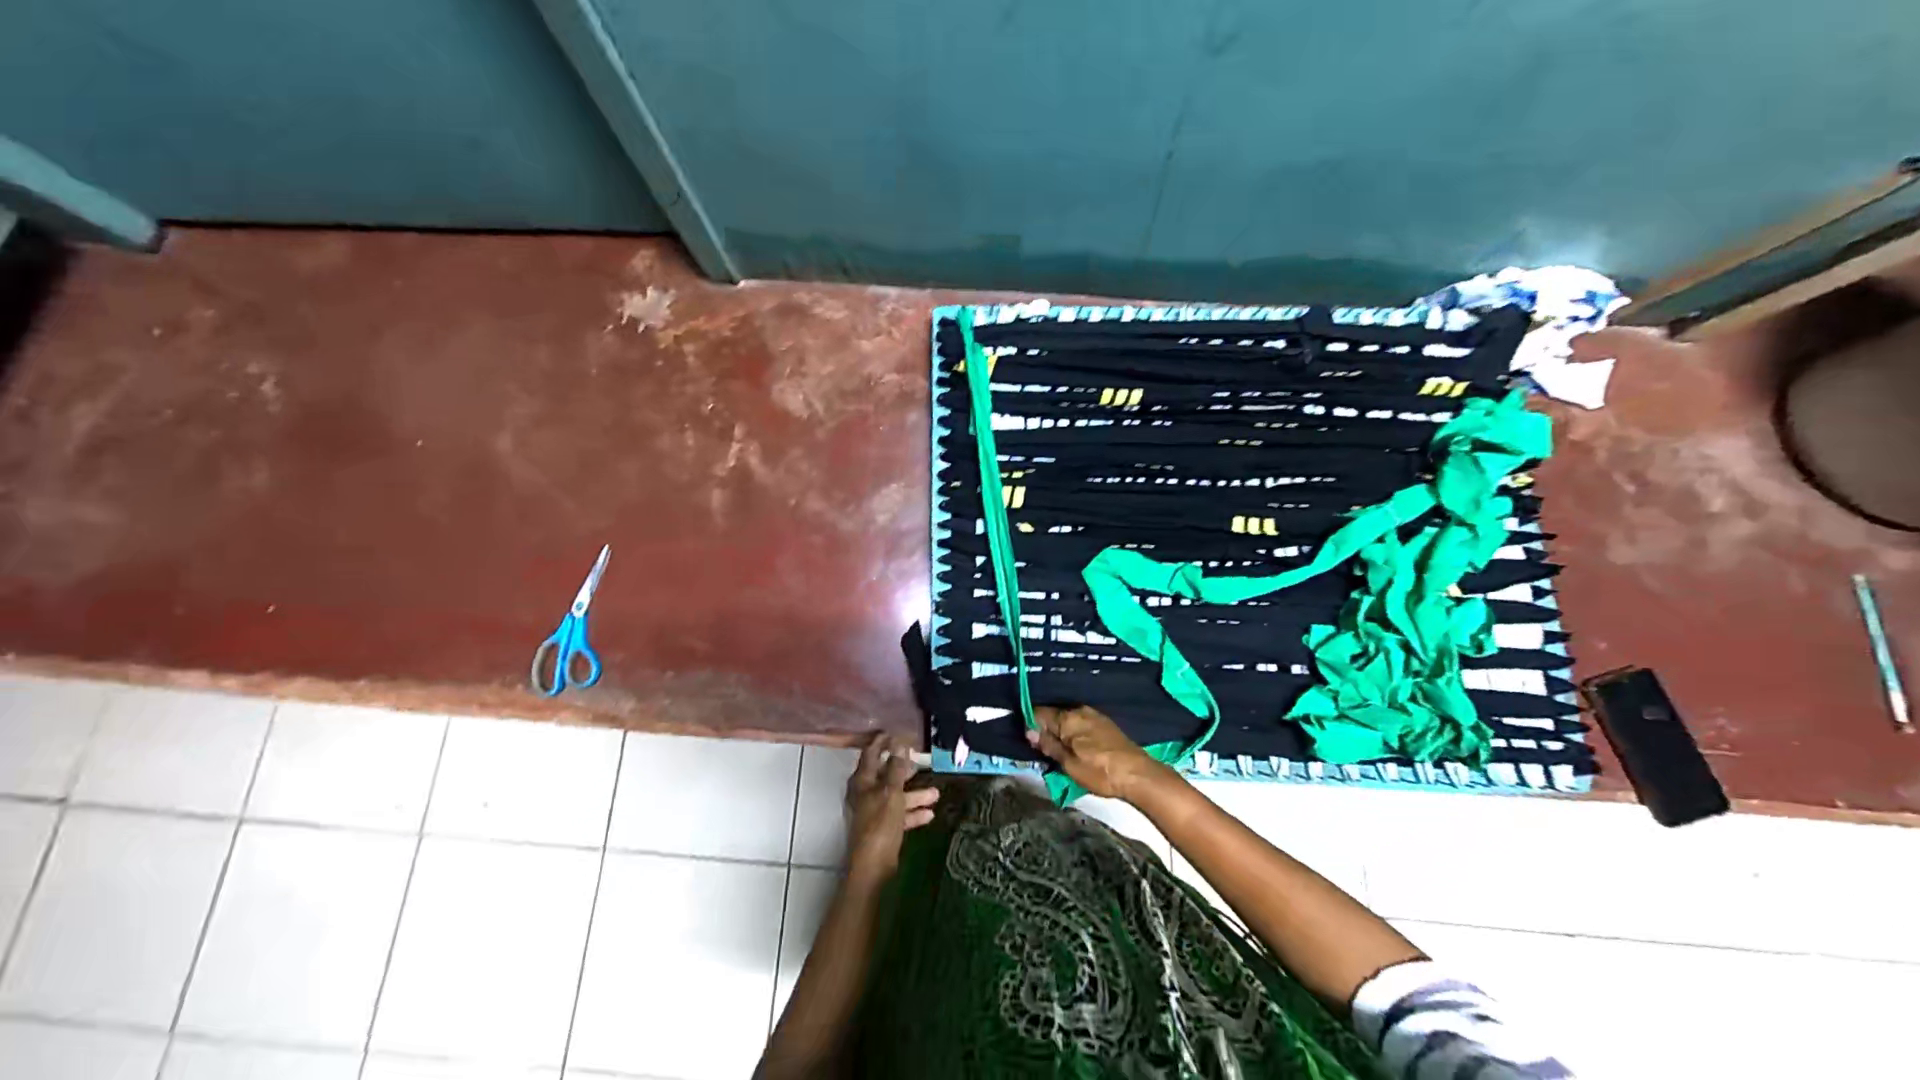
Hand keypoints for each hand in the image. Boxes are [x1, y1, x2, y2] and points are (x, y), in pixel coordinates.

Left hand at [844, 734, 938, 883]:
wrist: (874, 865)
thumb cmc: (880, 824)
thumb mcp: (891, 793)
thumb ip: (896, 769)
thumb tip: (899, 745)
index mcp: (863, 781)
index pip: (871, 754)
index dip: (882, 742)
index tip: (895, 732)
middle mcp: (866, 793)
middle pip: (886, 774)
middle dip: (905, 768)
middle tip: (921, 759)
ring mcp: (874, 811)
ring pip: (896, 796)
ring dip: (915, 794)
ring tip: (936, 793)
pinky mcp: (883, 828)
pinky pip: (900, 815)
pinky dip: (913, 813)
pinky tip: (929, 814)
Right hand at [1026, 704, 1171, 801]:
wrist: (1138, 774)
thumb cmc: (1100, 772)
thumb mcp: (1069, 764)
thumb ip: (1049, 745)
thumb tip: (1030, 731)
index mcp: (1068, 718)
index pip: (1039, 713)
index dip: (1030, 725)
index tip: (1028, 741)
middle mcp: (1080, 710)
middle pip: (1054, 715)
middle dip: (1046, 728)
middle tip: (1043, 749)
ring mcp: (1094, 715)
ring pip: (1068, 719)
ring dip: (1060, 731)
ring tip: (1058, 749)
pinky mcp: (1105, 724)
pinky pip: (1080, 722)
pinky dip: (1074, 731)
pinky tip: (1075, 745)